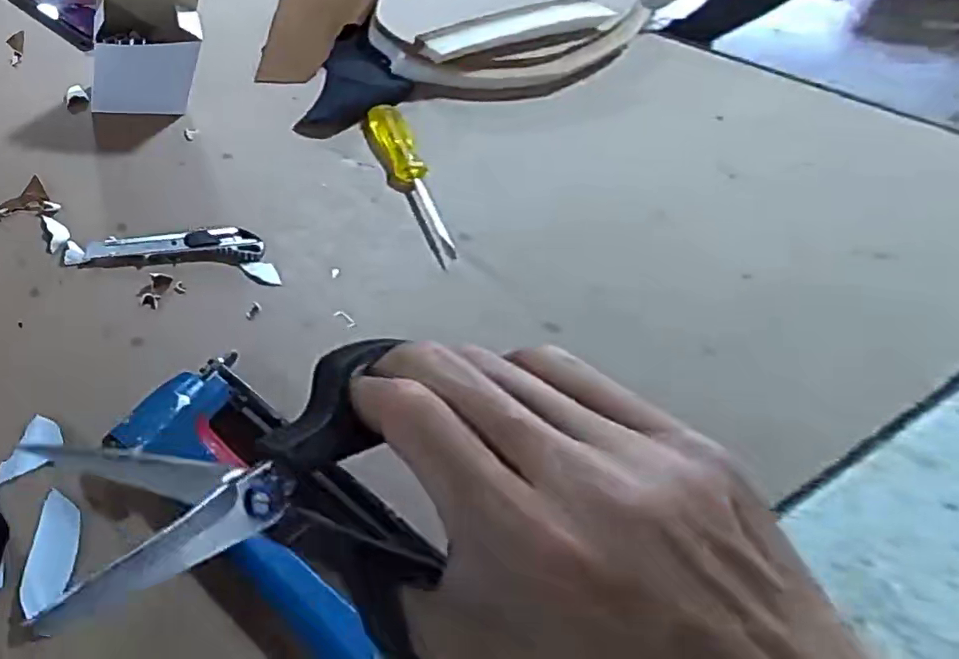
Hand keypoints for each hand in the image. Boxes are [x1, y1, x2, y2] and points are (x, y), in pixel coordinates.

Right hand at [351, 342, 863, 658]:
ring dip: (456, 374)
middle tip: (389, 392)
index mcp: (522, 536)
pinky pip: (567, 370)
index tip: (358, 405)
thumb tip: (302, 523)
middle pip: (448, 366)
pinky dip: (521, 377)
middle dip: (397, 367)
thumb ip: (373, 574)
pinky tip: (523, 410)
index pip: (411, 408)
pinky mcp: (690, 445)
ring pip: (501, 361)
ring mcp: (643, 457)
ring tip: (456, 405)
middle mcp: (581, 483)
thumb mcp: (461, 644)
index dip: (366, 393)